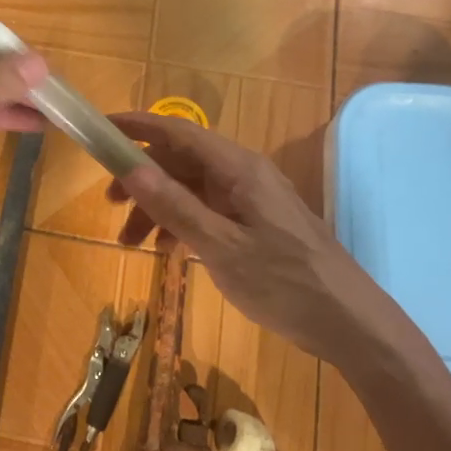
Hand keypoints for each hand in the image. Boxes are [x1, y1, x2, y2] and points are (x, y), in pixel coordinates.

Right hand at [107, 113, 397, 363]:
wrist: (350, 323)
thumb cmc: (284, 282)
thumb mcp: (220, 247)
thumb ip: (174, 205)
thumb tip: (130, 167)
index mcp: (238, 169)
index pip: (178, 131)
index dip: (138, 126)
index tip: (101, 129)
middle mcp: (244, 174)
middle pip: (181, 161)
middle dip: (142, 177)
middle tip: (110, 204)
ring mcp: (252, 199)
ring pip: (192, 189)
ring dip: (159, 207)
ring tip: (132, 242)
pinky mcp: (258, 224)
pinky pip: (208, 210)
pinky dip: (182, 223)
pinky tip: (168, 250)